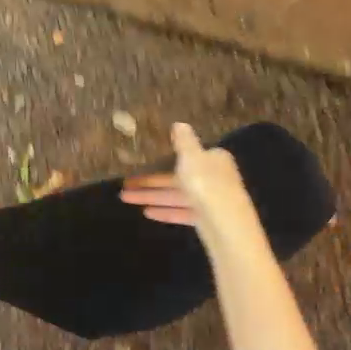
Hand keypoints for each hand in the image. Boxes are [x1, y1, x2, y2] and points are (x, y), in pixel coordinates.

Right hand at [120, 122, 262, 247]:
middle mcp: (213, 177)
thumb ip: (184, 140)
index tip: (143, 160)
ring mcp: (209, 200)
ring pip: (175, 195)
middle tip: (124, 184)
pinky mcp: (205, 220)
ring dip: (151, 196)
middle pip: (176, 177)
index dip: (162, 157)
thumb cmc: (206, 183)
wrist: (226, 226)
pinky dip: (165, 211)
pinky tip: (146, 213)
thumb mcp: (192, 155)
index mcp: (213, 159)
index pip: (187, 155)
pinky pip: (181, 212)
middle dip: (150, 180)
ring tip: (125, 197)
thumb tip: (179, 124)